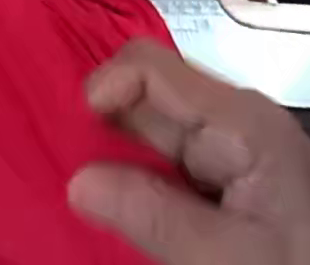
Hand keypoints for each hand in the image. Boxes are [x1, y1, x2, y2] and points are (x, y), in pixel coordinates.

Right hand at [68, 40, 309, 264]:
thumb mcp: (229, 262)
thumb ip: (153, 217)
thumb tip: (75, 180)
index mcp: (237, 119)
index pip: (151, 65)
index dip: (105, 85)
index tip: (75, 136)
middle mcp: (232, 115)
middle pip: (151, 92)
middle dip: (107, 125)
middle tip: (71, 173)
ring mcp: (235, 143)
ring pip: (158, 126)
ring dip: (121, 153)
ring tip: (90, 195)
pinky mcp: (235, 172)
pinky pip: (175, 157)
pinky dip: (144, 176)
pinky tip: (127, 208)